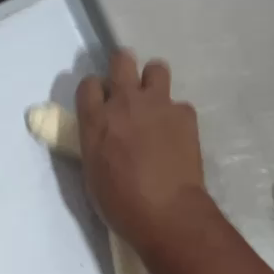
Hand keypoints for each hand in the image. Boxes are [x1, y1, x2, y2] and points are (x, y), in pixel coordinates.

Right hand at [76, 50, 209, 256]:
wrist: (167, 213)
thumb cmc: (122, 205)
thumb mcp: (94, 176)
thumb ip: (96, 145)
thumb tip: (103, 135)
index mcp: (96, 122)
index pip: (88, 84)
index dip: (94, 92)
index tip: (99, 105)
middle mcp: (125, 103)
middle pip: (122, 59)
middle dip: (123, 70)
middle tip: (127, 93)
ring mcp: (158, 104)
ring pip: (156, 68)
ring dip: (152, 82)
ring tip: (154, 107)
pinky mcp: (184, 113)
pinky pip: (179, 104)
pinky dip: (175, 117)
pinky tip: (176, 138)